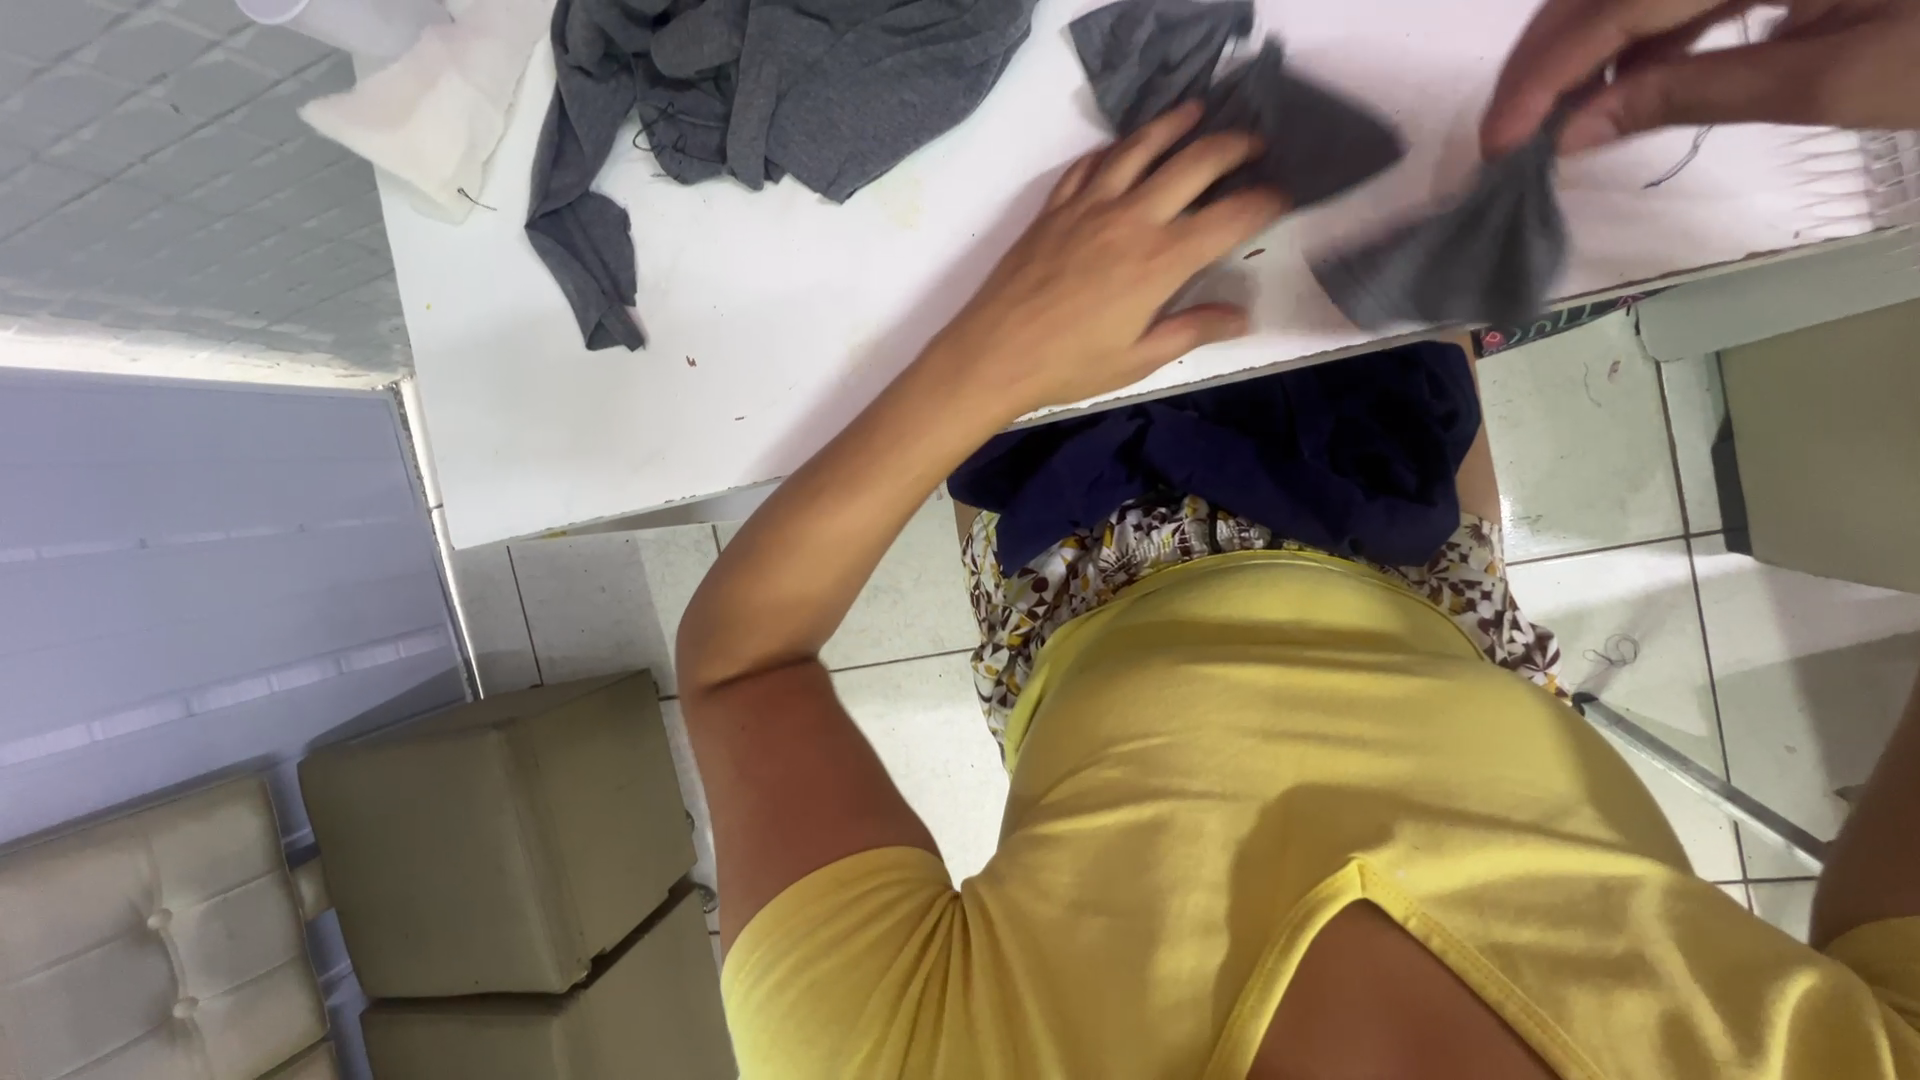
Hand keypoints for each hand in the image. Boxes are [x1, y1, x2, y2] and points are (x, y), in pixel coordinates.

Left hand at [924, 102, 1286, 413]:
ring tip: (1198, 113)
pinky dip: (1115, 149)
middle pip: (1195, 163)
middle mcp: (1132, 219)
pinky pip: (1091, 164)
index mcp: (1161, 261)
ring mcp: (1090, 206)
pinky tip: (1124, 148)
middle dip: (1235, 147)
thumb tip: (1240, 317)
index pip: (1231, 216)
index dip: (1266, 201)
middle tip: (1255, 144)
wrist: (994, 353)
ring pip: (1141, 147)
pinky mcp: (1055, 207)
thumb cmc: (1069, 366)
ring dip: (1175, 125)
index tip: (1282, 197)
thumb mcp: (1137, 359)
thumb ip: (1191, 330)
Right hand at [1482, 0, 1919, 156]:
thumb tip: (1572, 134)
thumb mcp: (1845, 75)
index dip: (1547, 75)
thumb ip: (1692, 94)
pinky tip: (1626, 78)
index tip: (1496, 143)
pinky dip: (1645, 26)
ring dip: (1587, 41)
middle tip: (1509, 131)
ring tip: (1554, 115)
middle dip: (1550, 52)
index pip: (1624, 3)